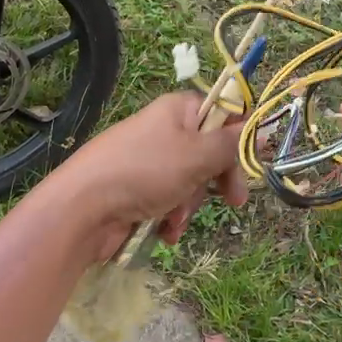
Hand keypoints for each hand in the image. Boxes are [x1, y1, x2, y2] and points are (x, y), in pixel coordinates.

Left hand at [45, 91, 248, 264]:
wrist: (80, 210)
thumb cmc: (144, 171)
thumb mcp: (198, 154)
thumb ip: (233, 143)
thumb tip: (261, 128)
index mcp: (179, 110)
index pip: (224, 112)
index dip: (240, 136)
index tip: (251, 160)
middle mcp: (166, 131)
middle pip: (211, 151)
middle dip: (217, 180)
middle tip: (234, 200)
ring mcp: (151, 162)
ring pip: (192, 181)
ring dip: (191, 204)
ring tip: (175, 218)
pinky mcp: (138, 191)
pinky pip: (170, 200)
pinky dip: (171, 217)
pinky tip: (165, 232)